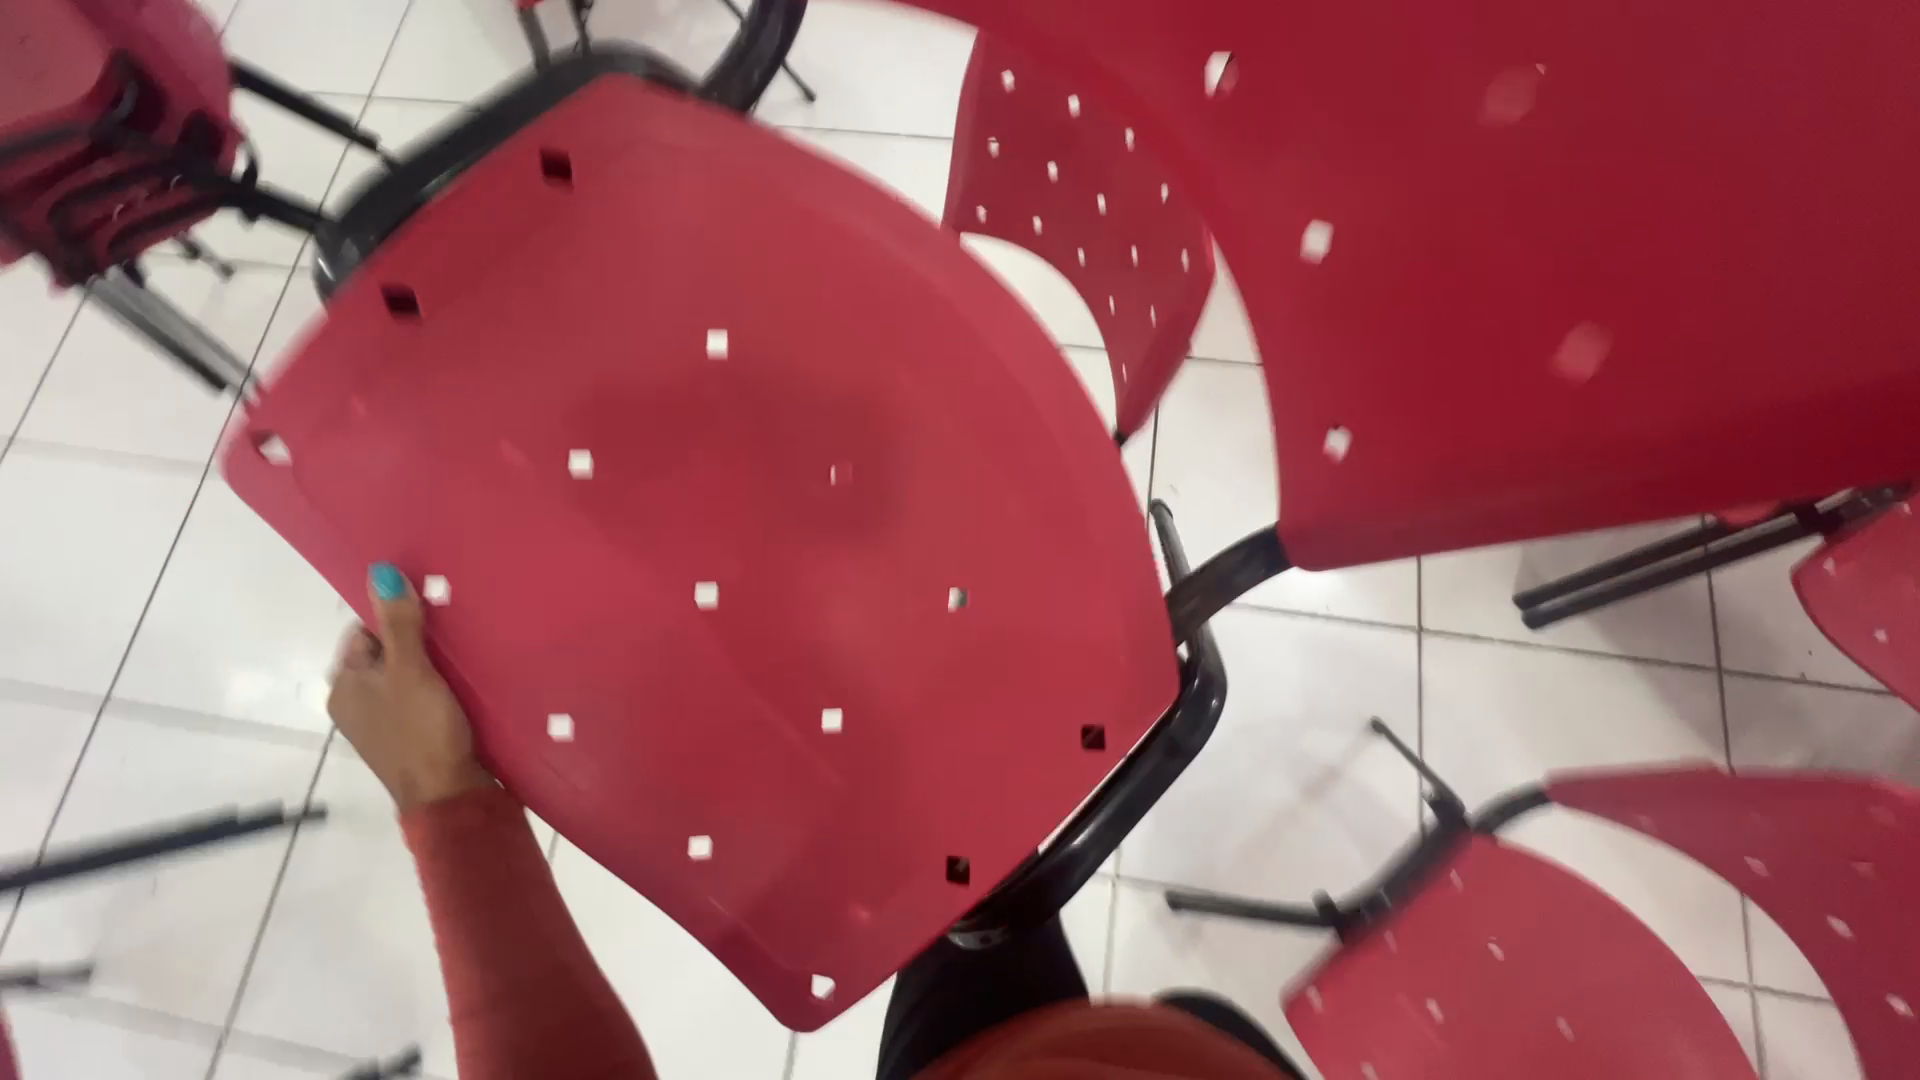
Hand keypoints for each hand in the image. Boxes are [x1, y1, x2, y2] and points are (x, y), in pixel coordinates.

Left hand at [329, 563, 494, 808]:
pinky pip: (421, 699)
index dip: (397, 620)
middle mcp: (355, 703)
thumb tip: (379, 571)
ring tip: (467, 657)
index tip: (435, 614)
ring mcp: (383, 723)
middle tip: (457, 634)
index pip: (364, 633)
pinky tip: (466, 688)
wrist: (447, 794)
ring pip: (407, 678)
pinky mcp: (411, 737)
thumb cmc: (421, 730)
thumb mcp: (412, 671)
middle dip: (420, 642)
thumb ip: (400, 624)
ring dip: (433, 667)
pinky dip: (440, 690)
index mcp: (344, 686)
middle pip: (387, 655)